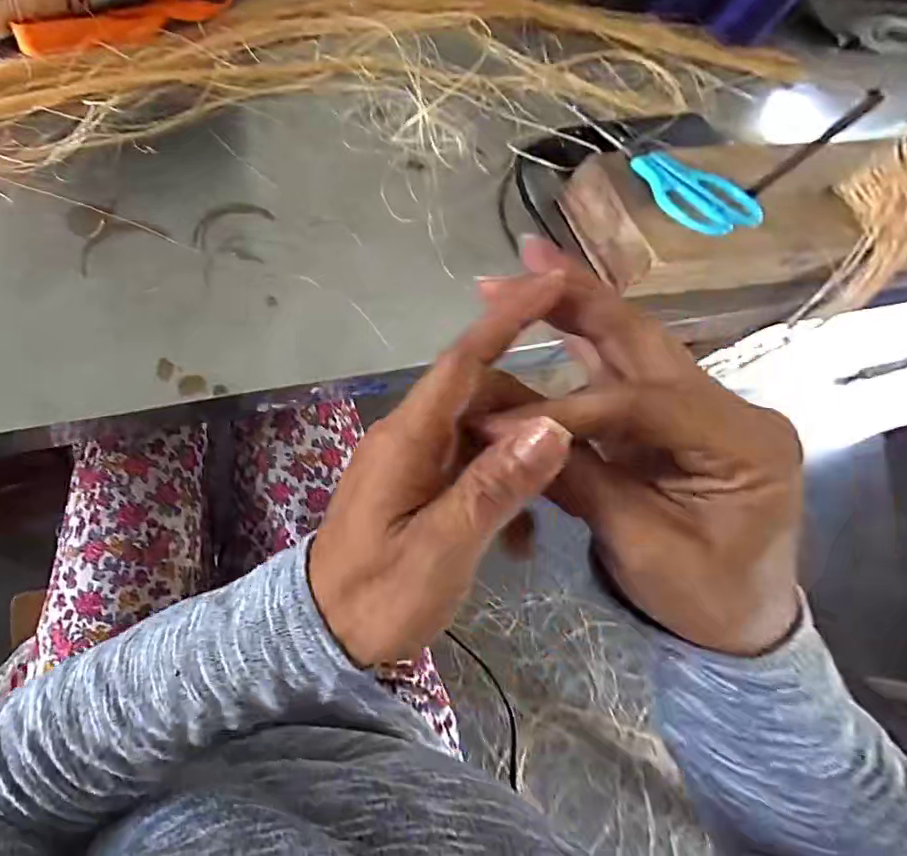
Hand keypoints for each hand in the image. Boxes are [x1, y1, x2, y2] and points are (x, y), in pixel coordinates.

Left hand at [309, 273, 575, 667]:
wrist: (328, 625)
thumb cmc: (380, 592)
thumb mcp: (444, 547)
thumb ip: (493, 487)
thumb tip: (550, 426)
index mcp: (405, 440)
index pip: (458, 366)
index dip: (502, 321)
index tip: (545, 281)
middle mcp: (402, 438)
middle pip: (475, 399)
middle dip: (529, 417)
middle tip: (577, 461)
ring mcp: (404, 461)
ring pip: (476, 435)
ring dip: (517, 466)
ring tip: (542, 526)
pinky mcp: (410, 485)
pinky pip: (464, 467)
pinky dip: (498, 490)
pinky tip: (519, 540)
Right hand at [483, 237, 804, 656]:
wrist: (739, 620)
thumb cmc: (701, 591)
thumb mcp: (639, 543)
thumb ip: (574, 476)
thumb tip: (496, 431)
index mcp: (739, 442)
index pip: (633, 403)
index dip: (556, 408)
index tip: (488, 423)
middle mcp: (724, 407)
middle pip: (642, 339)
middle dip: (575, 298)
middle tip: (517, 267)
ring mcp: (695, 405)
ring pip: (628, 339)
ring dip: (572, 301)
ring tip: (528, 264)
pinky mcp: (664, 412)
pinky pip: (614, 363)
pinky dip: (576, 332)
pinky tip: (546, 304)